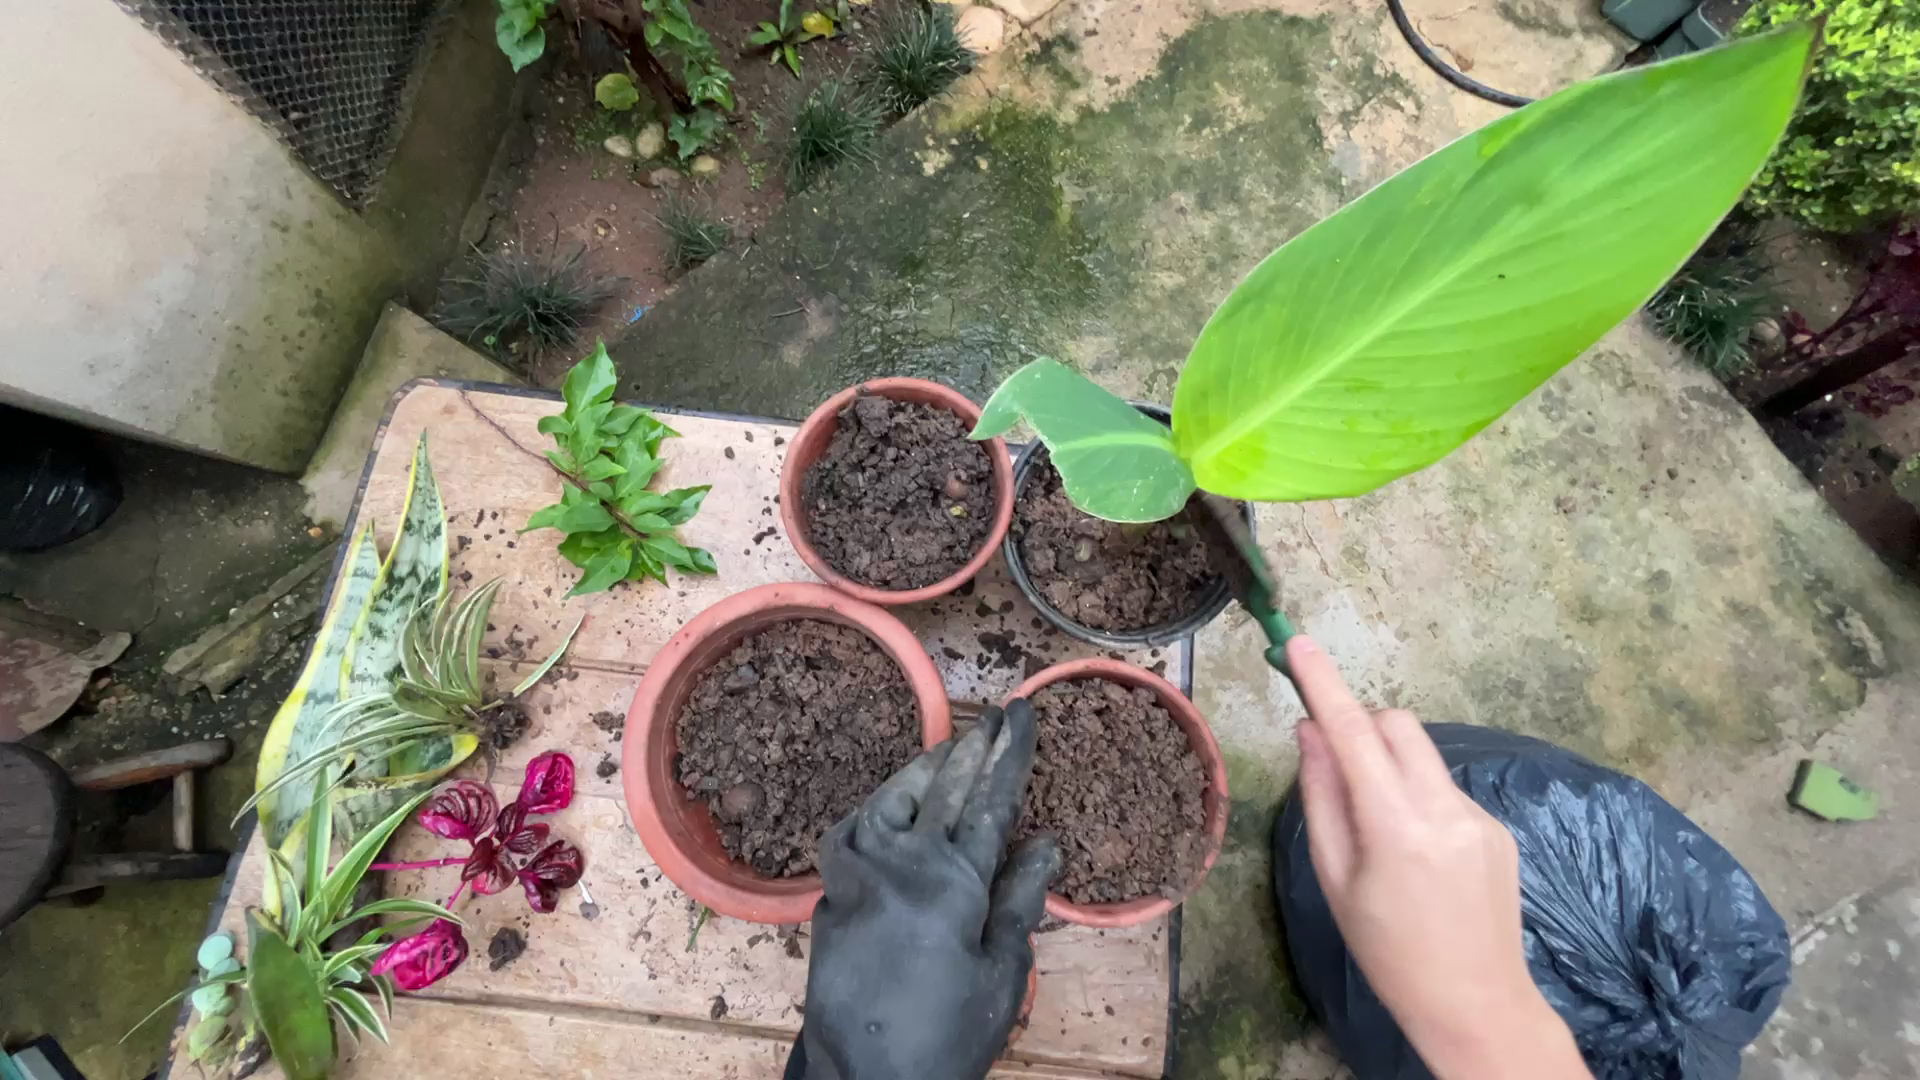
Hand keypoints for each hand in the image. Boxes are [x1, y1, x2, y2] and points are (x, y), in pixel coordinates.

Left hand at [787, 701, 1058, 1079]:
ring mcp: (863, 867)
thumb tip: (1048, 843)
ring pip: (898, 794)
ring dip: (929, 765)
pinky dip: (876, 804)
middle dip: (977, 747)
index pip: (994, 802)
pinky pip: (853, 826)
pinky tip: (891, 799)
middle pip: (950, 787)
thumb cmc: (945, 1035)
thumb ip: (1019, 901)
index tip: (1022, 715)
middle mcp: (907, 859)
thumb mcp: (1001, 978)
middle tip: (995, 715)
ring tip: (953, 744)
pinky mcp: (833, 885)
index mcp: (957, 881)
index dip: (1012, 756)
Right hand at [1287, 636, 1589, 1079]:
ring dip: (1385, 756)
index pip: (1353, 734)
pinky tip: (1413, 845)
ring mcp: (1480, 816)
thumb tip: (1308, 730)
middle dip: (1359, 720)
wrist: (1479, 1008)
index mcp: (1396, 827)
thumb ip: (1320, 794)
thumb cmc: (1386, 948)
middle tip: (1333, 756)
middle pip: (1396, 724)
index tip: (1298, 643)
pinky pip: (1441, 782)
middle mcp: (1445, 809)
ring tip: (1374, 818)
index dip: (1323, 683)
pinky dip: (1412, 788)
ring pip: (1420, 751)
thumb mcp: (1333, 875)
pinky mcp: (1497, 826)